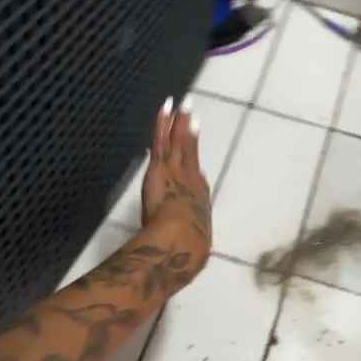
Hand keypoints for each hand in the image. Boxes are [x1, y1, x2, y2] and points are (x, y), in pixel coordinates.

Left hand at [140, 97, 211, 264]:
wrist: (180, 242)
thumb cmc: (186, 252)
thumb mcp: (192, 252)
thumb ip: (190, 250)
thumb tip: (191, 258)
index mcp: (198, 203)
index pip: (197, 181)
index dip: (196, 170)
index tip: (196, 164)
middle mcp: (191, 181)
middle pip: (192, 152)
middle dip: (192, 132)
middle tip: (194, 113)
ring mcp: (177, 170)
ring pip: (179, 140)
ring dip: (181, 121)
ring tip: (184, 103)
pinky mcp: (162, 166)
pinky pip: (162, 139)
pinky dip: (164, 122)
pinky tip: (166, 106)